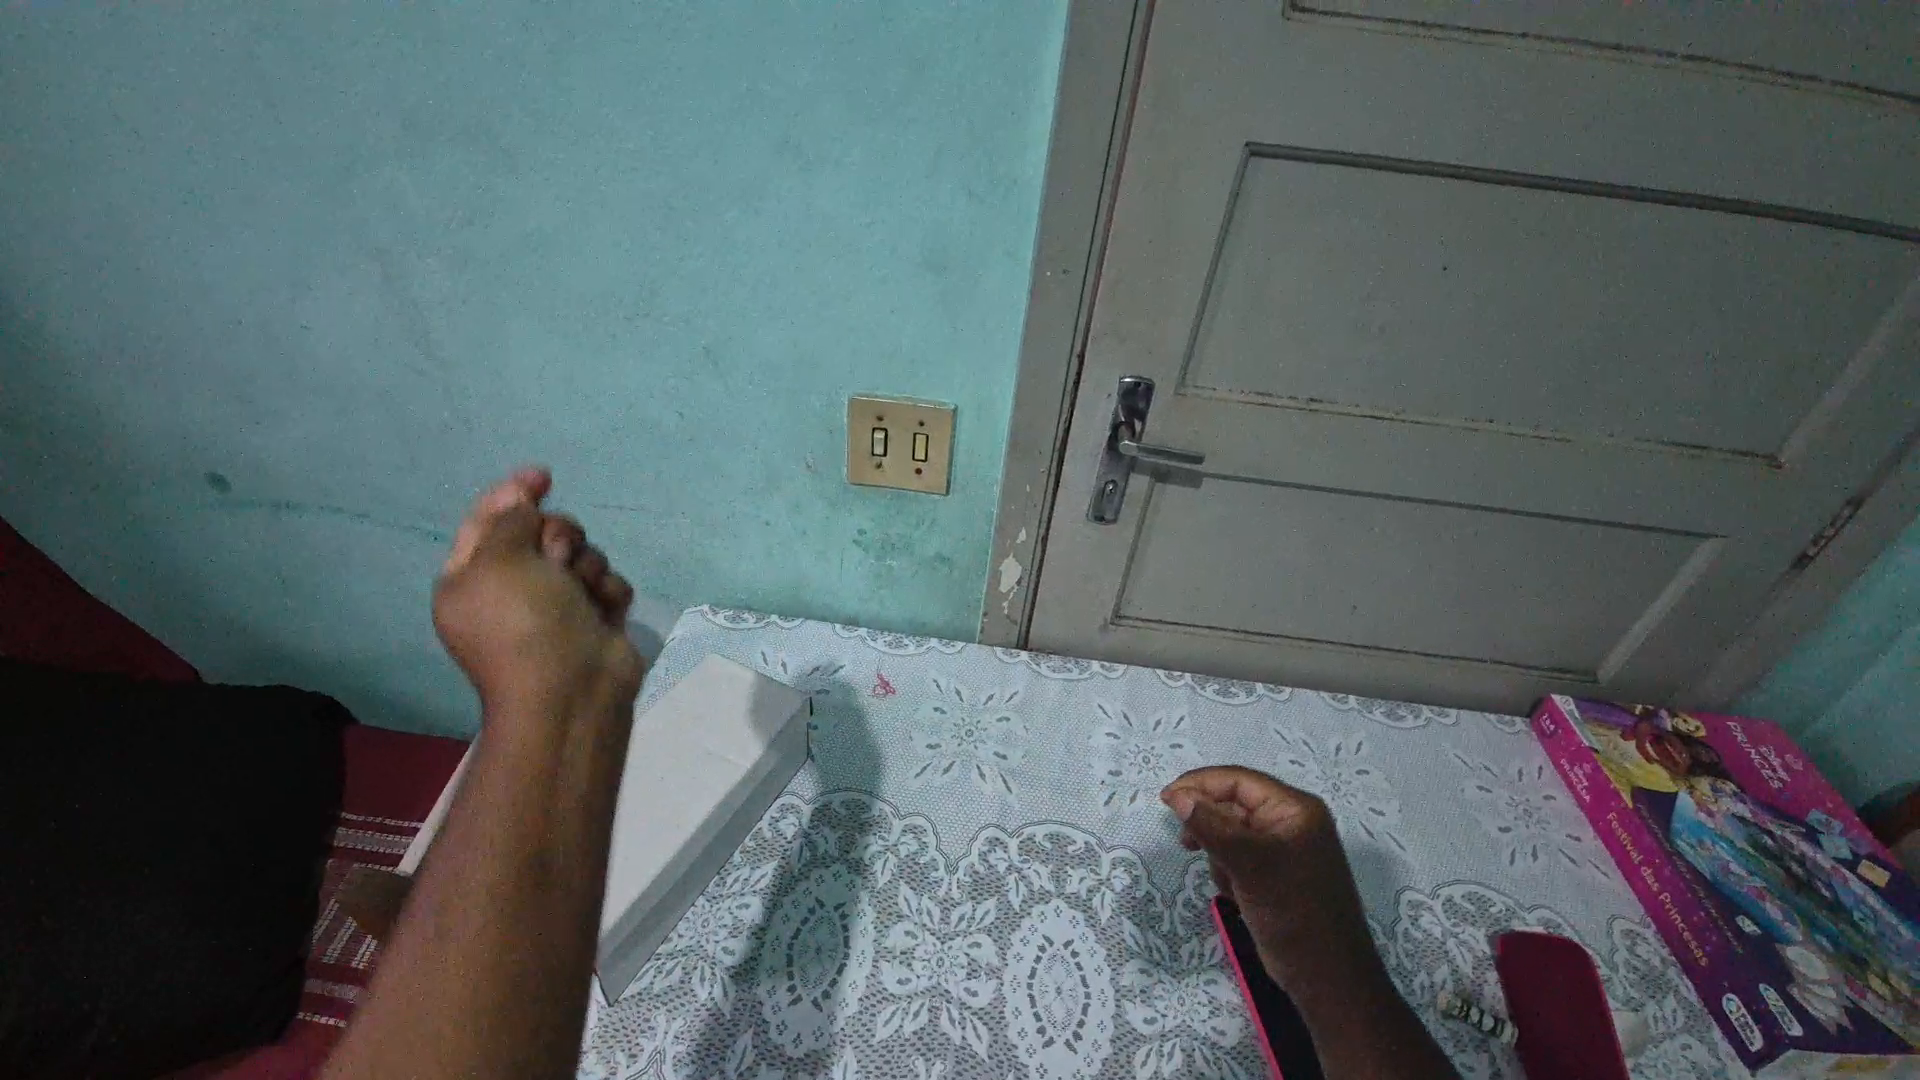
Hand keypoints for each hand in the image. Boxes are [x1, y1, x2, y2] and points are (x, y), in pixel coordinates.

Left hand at [432, 467, 643, 724]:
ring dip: (588, 566)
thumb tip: (526, 505)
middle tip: (557, 559)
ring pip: (583, 555)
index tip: (543, 476)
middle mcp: (512, 588)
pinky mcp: (594, 619)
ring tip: (584, 592)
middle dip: (559, 537)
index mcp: (472, 577)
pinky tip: (605, 611)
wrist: (572, 690)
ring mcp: (556, 605)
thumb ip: (510, 519)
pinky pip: (608, 585)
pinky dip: (608, 593)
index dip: (514, 493)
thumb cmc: (524, 623)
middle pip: (544, 532)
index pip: (488, 519)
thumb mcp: (499, 560)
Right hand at [1161, 766, 1379, 996]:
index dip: (1199, 785)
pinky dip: (1228, 870)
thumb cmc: (1294, 913)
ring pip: (1231, 832)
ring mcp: (1283, 849)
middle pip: (1233, 805)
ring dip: (1219, 852)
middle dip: (1210, 825)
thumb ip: (1211, 826)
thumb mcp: (1250, 864)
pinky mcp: (1274, 874)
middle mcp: (1290, 823)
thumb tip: (1177, 796)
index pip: (1238, 781)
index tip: (1165, 800)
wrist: (1327, 981)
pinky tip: (1234, 893)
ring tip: (1224, 878)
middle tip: (1185, 844)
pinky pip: (1238, 856)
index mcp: (1295, 809)